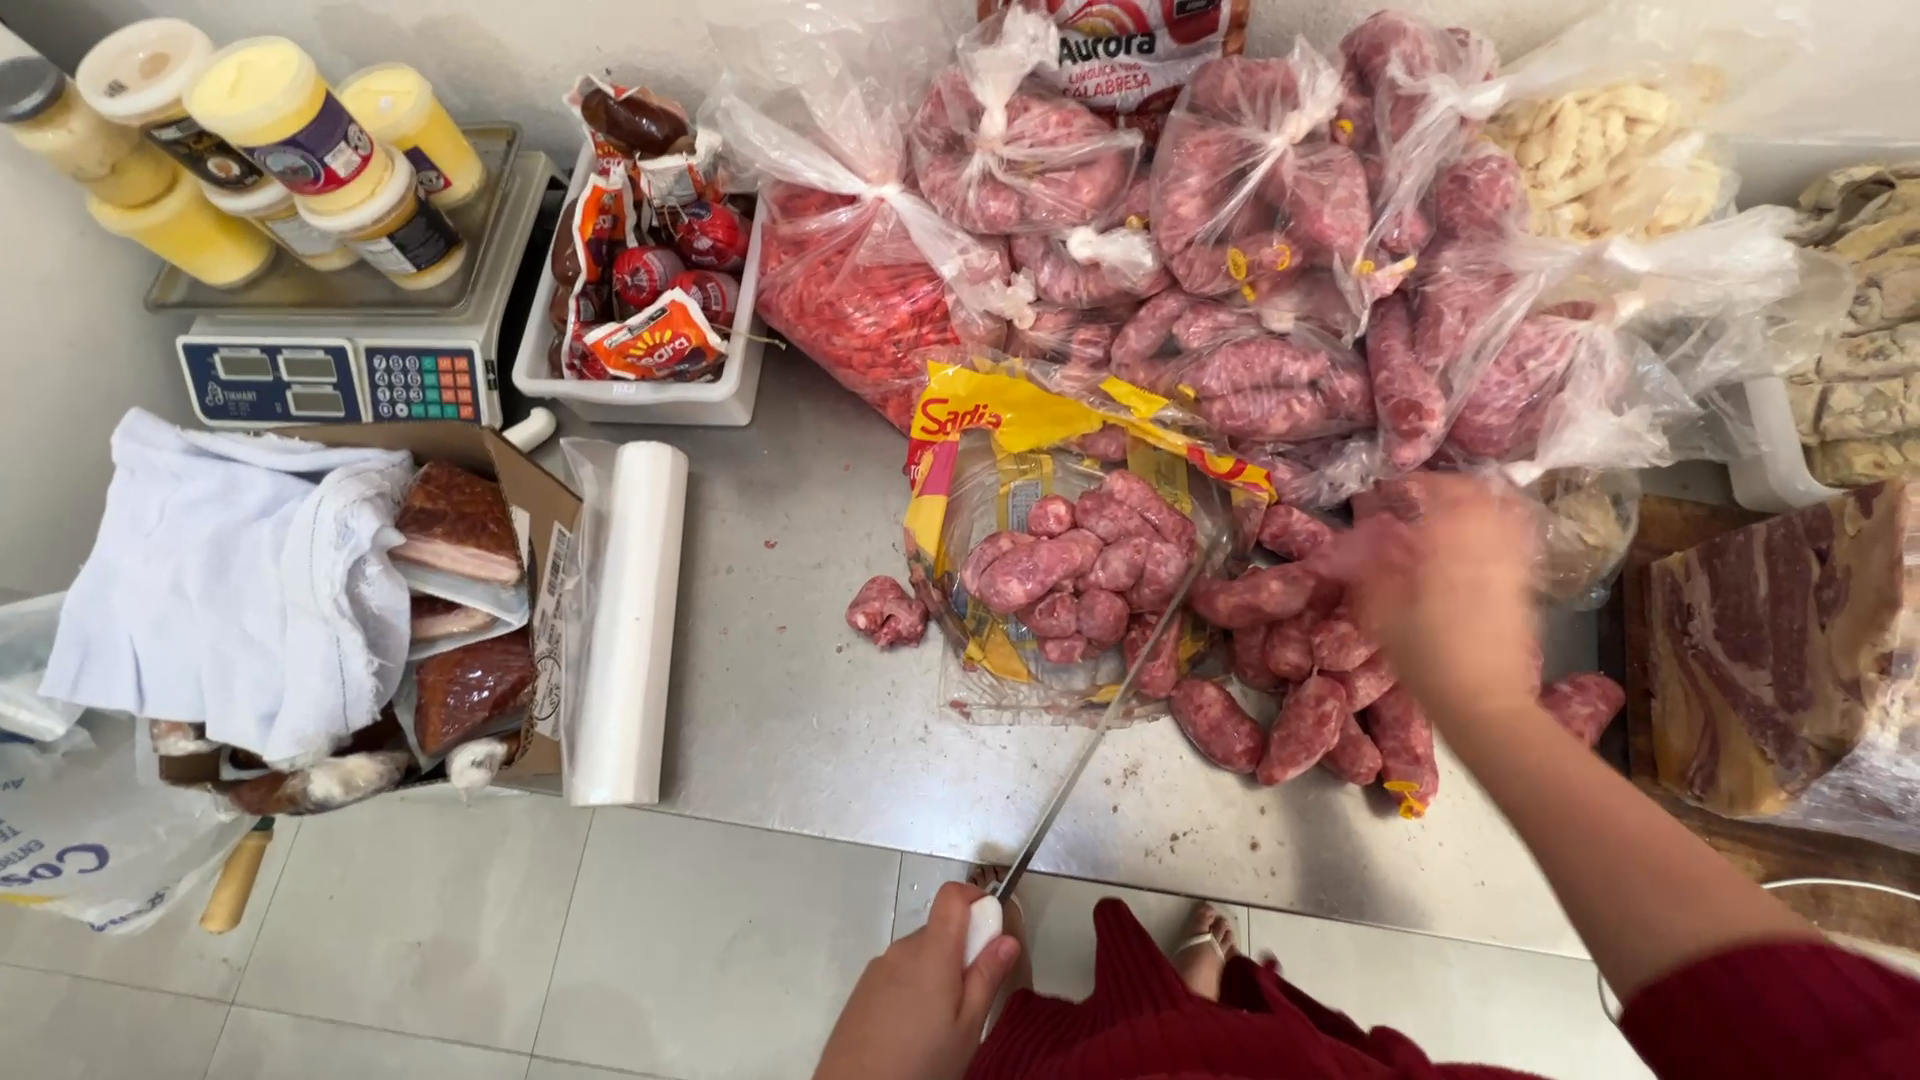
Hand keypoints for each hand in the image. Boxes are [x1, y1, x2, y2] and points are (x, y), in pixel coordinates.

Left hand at [812, 882, 1021, 1079]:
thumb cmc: (920, 1063)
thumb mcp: (967, 1028)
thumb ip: (987, 977)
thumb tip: (1007, 938)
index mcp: (932, 951)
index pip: (952, 895)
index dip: (975, 898)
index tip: (991, 928)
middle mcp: (902, 948)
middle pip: (940, 929)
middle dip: (961, 951)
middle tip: (970, 998)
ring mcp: (879, 966)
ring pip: (920, 954)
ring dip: (937, 972)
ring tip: (940, 1023)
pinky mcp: (864, 987)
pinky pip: (899, 971)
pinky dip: (913, 986)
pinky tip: (912, 1028)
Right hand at [1330, 475, 1539, 720]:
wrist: (1484, 703)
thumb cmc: (1425, 660)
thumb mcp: (1382, 614)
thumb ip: (1372, 567)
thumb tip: (1364, 535)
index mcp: (1449, 553)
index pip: (1442, 495)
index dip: (1420, 482)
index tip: (1396, 486)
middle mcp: (1487, 551)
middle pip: (1481, 497)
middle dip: (1452, 487)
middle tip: (1424, 494)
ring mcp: (1511, 567)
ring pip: (1504, 513)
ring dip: (1476, 503)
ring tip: (1450, 511)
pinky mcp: (1523, 586)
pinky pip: (1515, 540)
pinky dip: (1495, 527)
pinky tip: (1474, 541)